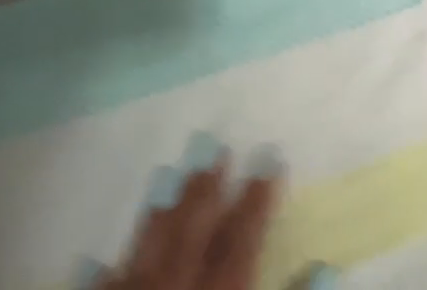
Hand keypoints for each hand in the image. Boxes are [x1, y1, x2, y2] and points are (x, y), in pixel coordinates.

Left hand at [95, 153, 280, 289]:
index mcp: (224, 289)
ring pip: (147, 249)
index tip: (268, 160)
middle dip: (206, 190)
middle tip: (213, 151)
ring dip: (159, 214)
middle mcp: (178, 287)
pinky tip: (103, 260)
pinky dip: (106, 273)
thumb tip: (323, 268)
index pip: (243, 233)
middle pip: (193, 229)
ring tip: (168, 178)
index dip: (257, 196)